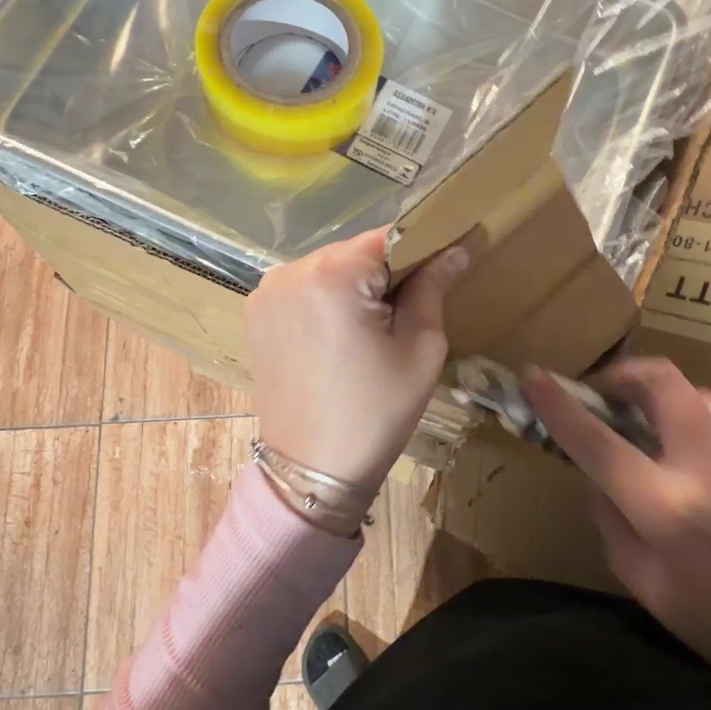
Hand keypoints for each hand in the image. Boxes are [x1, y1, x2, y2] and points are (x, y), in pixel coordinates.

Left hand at [245, 228, 469, 492]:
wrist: (312, 471)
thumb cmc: (375, 412)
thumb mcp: (420, 349)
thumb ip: (433, 288)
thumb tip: (455, 249)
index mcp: (332, 274)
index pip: (389, 238)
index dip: (420, 252)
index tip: (441, 274)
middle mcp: (290, 271)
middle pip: (355, 252)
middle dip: (384, 274)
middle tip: (407, 315)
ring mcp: (266, 292)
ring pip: (328, 270)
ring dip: (354, 288)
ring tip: (372, 334)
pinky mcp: (256, 315)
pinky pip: (303, 291)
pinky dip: (326, 303)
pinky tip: (339, 341)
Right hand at [521, 357, 710, 709]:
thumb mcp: (645, 585)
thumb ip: (610, 518)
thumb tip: (595, 469)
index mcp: (668, 513)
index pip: (596, 442)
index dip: (558, 405)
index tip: (534, 376)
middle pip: (663, 383)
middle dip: (628, 375)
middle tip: (617, 393)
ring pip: (705, 403)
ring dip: (685, 422)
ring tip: (695, 463)